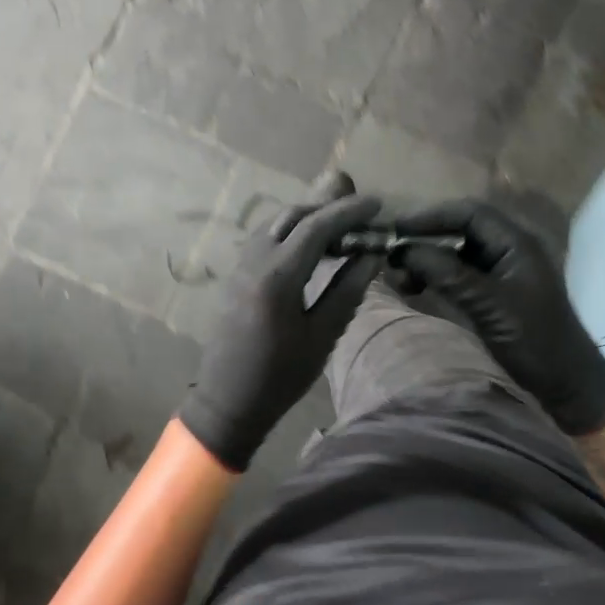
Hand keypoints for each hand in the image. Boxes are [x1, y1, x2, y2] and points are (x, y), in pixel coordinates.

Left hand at [178, 174, 385, 470]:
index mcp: (277, 276)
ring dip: (308, 218)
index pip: (316, 226)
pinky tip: (310, 248)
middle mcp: (255, 260)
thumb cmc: (281, 375)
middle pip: (293, 215)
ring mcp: (240, 264)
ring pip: (276, 222)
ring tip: (340, 230)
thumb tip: (372, 255)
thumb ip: (347, 290)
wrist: (228, 399)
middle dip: (328, 209)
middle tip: (361, 216)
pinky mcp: (235, 274)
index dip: (348, 212)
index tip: (377, 204)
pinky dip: (290, 231)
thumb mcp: (322, 336)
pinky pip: (264, 237)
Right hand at [393, 201, 604, 433]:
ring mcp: (502, 272)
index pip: (469, 213)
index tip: (399, 228)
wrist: (567, 384)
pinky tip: (415, 288)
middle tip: (393, 251)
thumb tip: (404, 250)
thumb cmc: (534, 341)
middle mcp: (509, 250)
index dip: (432, 216)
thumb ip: (448, 274)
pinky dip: (436, 278)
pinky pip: (459, 275)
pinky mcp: (494, 294)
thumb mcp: (488, 305)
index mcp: (516, 243)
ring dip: (427, 260)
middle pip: (460, 229)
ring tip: (400, 276)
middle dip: (426, 237)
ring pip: (456, 253)